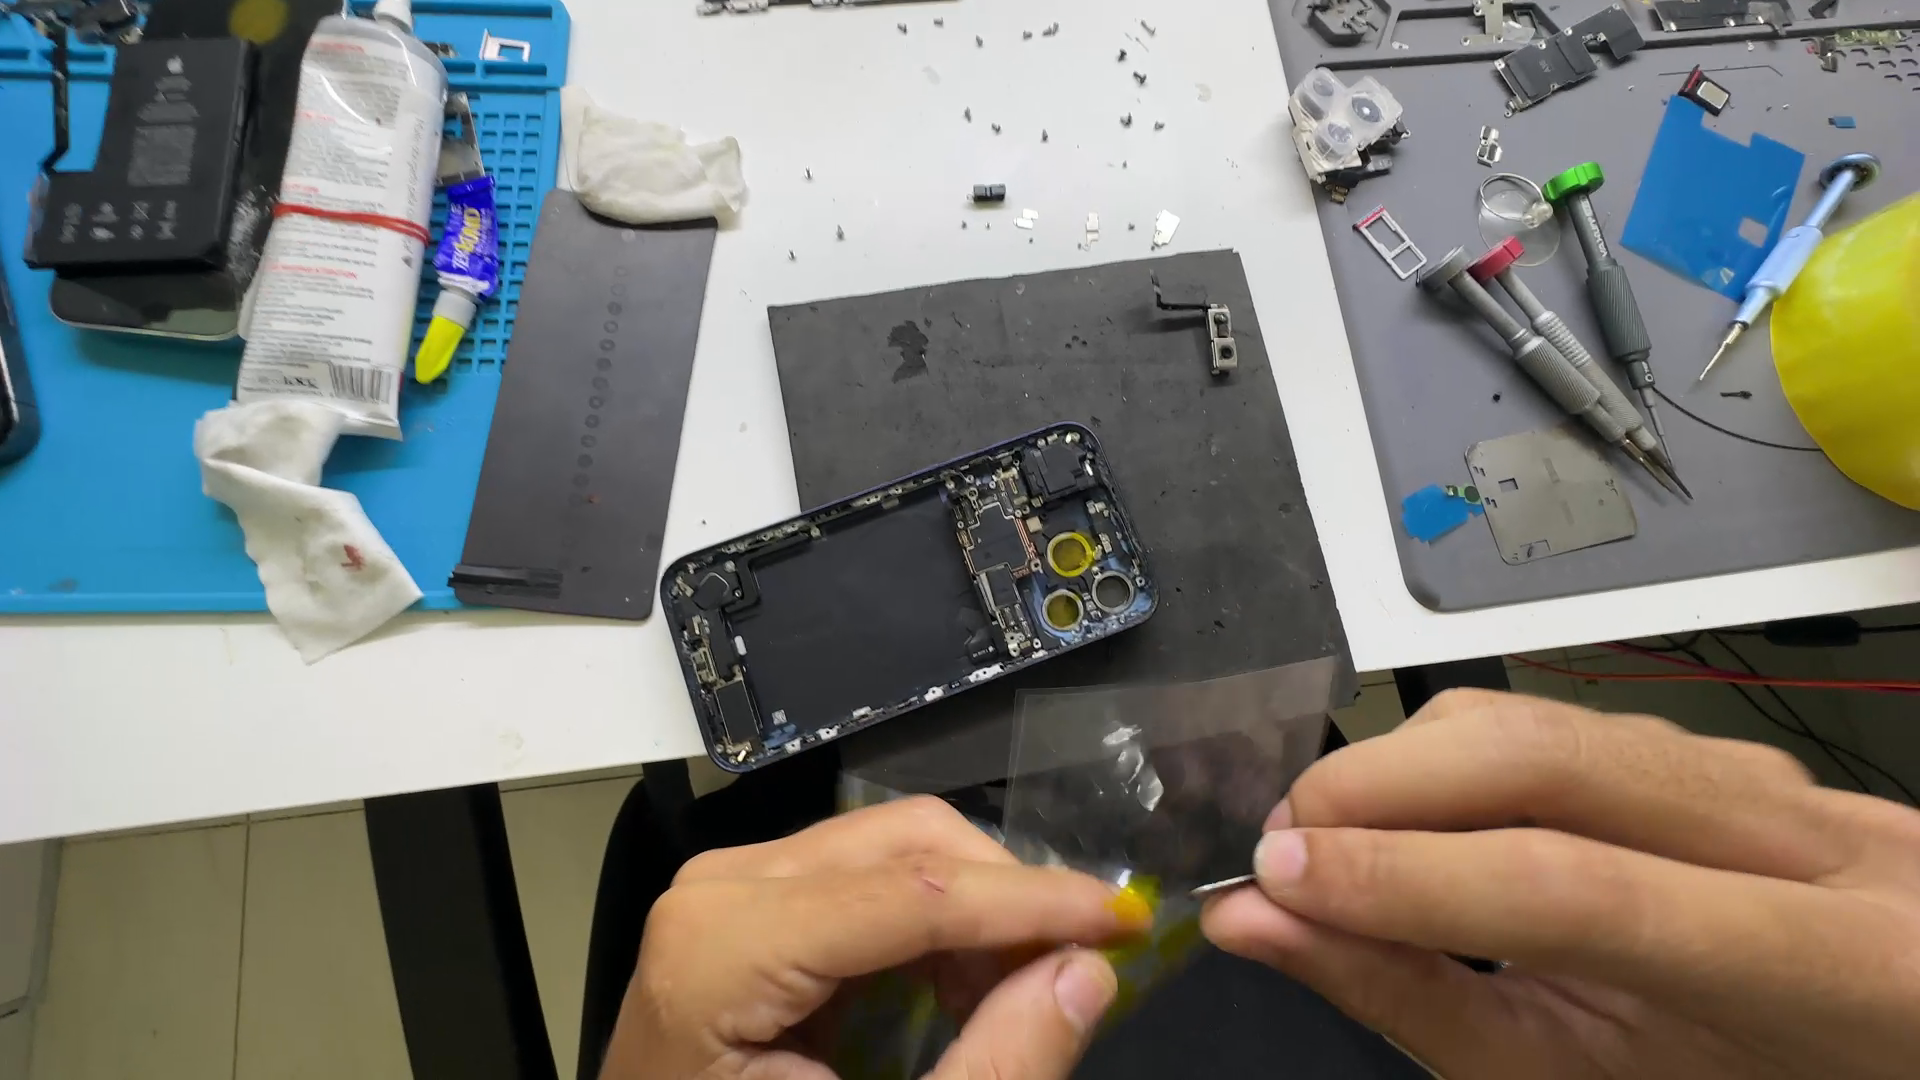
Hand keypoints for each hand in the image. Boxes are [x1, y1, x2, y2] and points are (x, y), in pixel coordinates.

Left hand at [602, 796, 1151, 1078]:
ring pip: (894, 844)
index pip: (907, 894)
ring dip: (976, 904)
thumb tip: (1088, 972)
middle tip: (1078, 960)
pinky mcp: (756, 889)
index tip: (1123, 918)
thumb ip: (991, 1068)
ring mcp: (735, 877)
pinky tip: (960, 976)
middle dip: (1005, 898)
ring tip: (1017, 981)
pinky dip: (935, 915)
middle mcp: (724, 882)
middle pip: (904, 843)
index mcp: (723, 946)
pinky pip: (870, 868)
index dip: (1027, 903)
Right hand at [1202, 690, 1919, 1078]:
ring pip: (1520, 719)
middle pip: (1539, 759)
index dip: (1402, 876)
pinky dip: (1433, 754)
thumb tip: (1252, 922)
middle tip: (1285, 845)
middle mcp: (1811, 837)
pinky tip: (1413, 813)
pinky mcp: (1684, 740)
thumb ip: (1403, 996)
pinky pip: (1529, 715)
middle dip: (1375, 787)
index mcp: (1839, 974)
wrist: (1865, 1046)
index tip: (1272, 877)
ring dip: (1393, 764)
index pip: (1573, 891)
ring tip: (1335, 834)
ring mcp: (1748, 769)